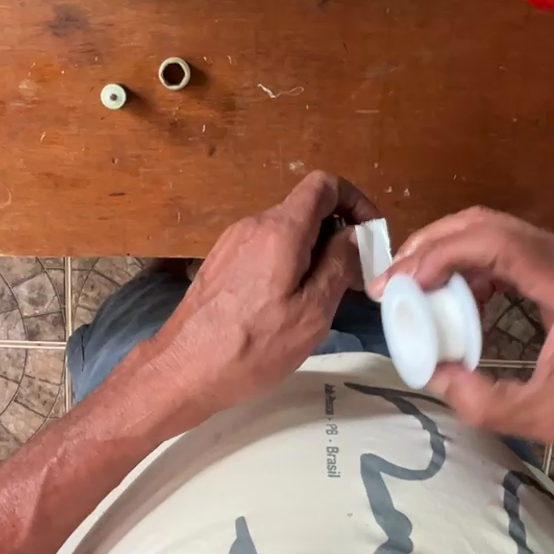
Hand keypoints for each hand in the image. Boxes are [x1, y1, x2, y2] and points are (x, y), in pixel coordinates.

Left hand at [140, 172, 380, 417]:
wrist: (183, 369)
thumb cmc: (253, 345)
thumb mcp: (312, 312)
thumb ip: (339, 265)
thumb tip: (354, 235)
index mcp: (280, 230)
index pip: (324, 184)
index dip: (355, 200)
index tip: (370, 234)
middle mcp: (253, 225)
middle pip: (305, 210)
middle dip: (336, 235)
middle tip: (353, 278)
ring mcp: (231, 243)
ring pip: (285, 232)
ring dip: (312, 253)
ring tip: (322, 297)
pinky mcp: (219, 262)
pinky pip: (264, 249)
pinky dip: (286, 263)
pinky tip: (287, 304)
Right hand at [370, 208, 553, 466]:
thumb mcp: (540, 417)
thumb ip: (479, 400)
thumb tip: (428, 371)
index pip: (496, 243)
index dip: (440, 254)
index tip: (403, 283)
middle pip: (487, 224)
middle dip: (430, 246)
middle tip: (393, 278)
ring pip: (492, 229)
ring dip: (444, 251)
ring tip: (410, 284)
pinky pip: (505, 247)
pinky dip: (467, 263)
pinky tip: (448, 293)